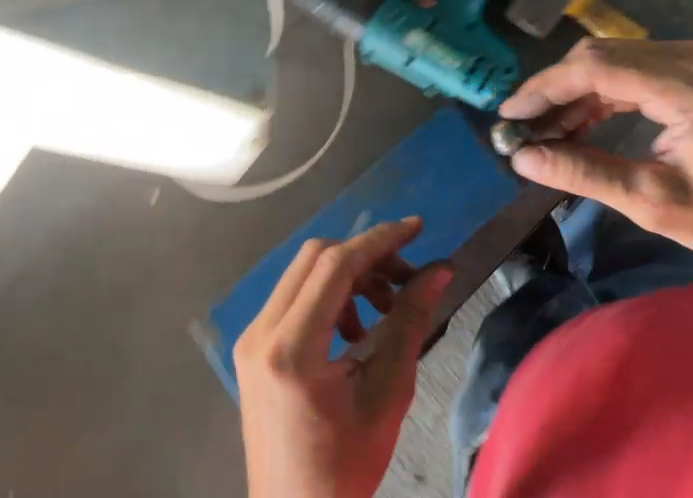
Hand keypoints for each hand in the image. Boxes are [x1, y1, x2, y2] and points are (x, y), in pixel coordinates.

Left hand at [234, 217, 452, 497]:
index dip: (381, 240)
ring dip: (350, 276)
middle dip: (367, 256)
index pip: (336, 265)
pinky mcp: (254, 352)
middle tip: (407, 276)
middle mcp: (262, 334)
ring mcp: (252, 342)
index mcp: (292, 348)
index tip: (418, 228)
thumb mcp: (388, 393)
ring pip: (304, 274)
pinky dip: (331, 296)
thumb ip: (411, 321)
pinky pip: (294, 298)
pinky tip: (358, 330)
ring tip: (388, 308)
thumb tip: (440, 270)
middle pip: (316, 258)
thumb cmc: (345, 464)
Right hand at [500, 39, 692, 263]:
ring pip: (612, 61)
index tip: (507, 117)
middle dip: (554, 91)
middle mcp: (686, 57)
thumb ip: (585, 173)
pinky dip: (601, 95)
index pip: (594, 68)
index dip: (544, 89)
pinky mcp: (692, 70)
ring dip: (574, 93)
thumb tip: (523, 159)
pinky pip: (633, 71)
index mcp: (682, 85)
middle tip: (520, 131)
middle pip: (599, 57)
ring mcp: (691, 59)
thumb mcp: (652, 202)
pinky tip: (576, 125)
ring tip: (541, 134)